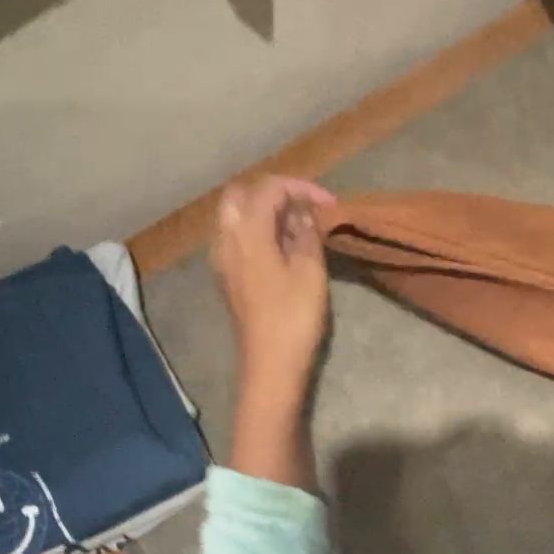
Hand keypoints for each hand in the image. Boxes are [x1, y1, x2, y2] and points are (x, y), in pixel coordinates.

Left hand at [211, 175, 336, 395]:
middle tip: (305, 208)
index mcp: (247, 230)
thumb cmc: (294, 318)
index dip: (302, 188)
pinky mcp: (227, 278)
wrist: (270, 365)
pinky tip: (281, 250)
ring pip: (236, 217)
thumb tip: (302, 216)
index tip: (330, 203)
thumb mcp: (311, 272)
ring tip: (296, 228)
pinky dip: (257, 232)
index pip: (270, 188)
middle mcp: (227, 238)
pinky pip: (237, 239)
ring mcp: (223, 259)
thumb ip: (306, 235)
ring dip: (264, 213)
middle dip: (274, 193)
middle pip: (242, 194)